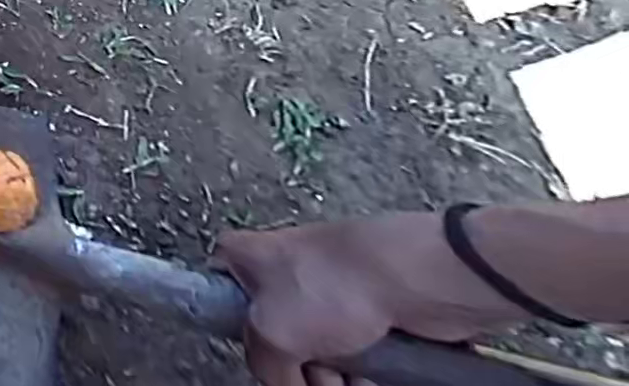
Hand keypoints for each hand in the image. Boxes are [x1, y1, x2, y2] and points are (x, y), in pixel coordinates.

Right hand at [214, 213, 521, 385]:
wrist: (404, 279)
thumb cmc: (325, 287)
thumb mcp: (274, 333)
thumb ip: (264, 365)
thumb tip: (278, 383)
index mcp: (236, 258)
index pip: (226, 307)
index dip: (249, 343)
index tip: (274, 364)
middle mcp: (271, 269)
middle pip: (277, 336)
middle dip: (304, 369)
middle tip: (325, 379)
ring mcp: (316, 288)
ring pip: (317, 348)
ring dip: (336, 377)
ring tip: (356, 381)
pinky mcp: (357, 308)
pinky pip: (350, 349)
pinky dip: (361, 371)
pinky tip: (372, 378)